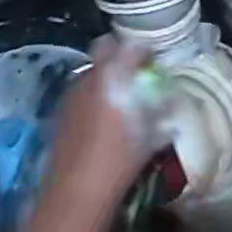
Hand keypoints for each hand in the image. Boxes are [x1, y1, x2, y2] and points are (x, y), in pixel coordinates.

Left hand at [46, 36, 168, 203]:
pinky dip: (92, 90)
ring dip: (104, 73)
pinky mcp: (62, 103)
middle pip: (103, 46)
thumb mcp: (151, 137)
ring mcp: (73, 87)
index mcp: (115, 77)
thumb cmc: (121, 160)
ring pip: (90, 67)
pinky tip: (99, 112)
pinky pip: (80, 86)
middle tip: (132, 71)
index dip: (142, 50)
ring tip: (117, 95)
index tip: (151, 60)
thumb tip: (168, 98)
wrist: (78, 184)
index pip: (130, 47)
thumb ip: (160, 111)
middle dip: (118, 53)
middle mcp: (91, 75)